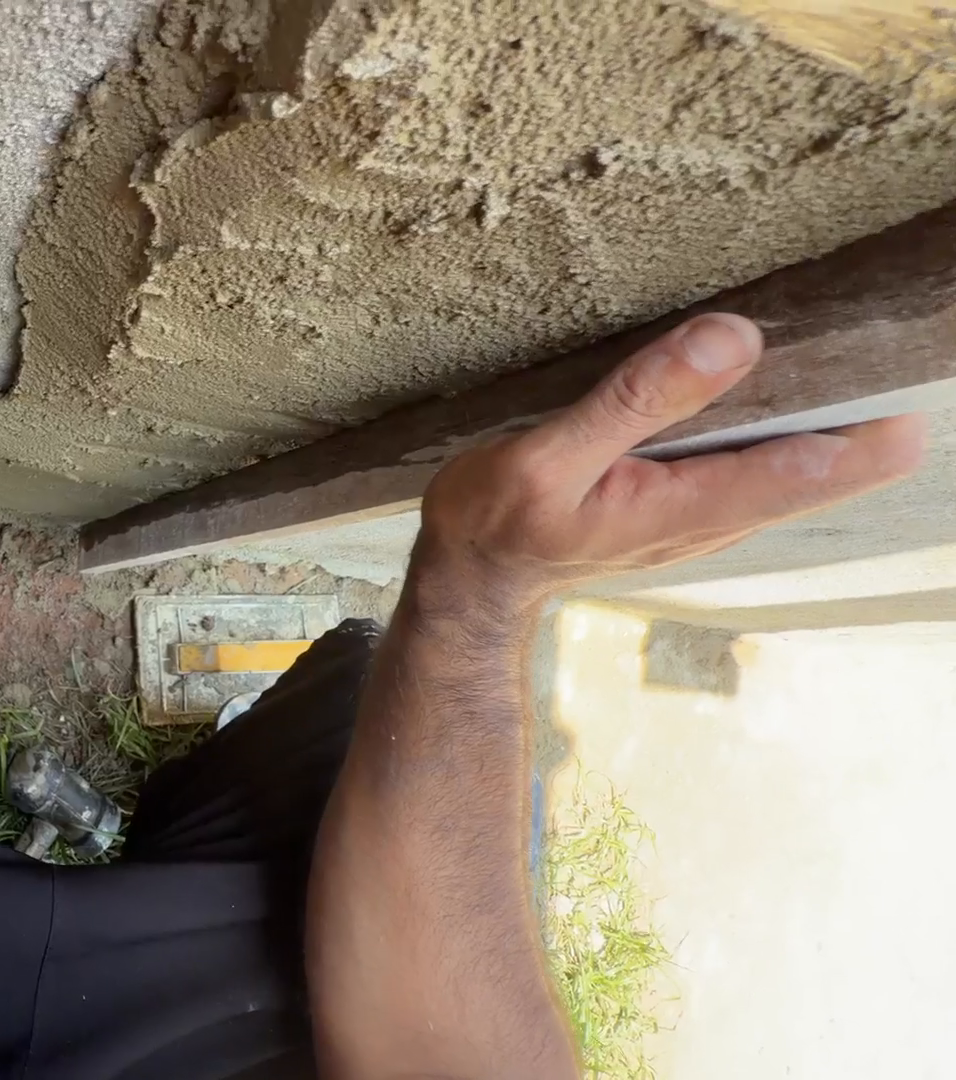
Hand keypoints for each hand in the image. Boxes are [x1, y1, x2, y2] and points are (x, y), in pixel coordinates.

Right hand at [414, 313, 927, 606]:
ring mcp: (708, 511)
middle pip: (846, 449)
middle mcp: (724, 513)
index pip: (855, 457)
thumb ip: (632, 405)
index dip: (884, 394)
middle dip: (844, 382)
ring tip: (748, 344)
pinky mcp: (683, 502)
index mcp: (698, 505)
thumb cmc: (492, 520)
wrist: (469, 570)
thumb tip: (733, 338)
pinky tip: (708, 384)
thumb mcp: (541, 460)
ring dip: (799, 396)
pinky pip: (755, 453)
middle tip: (801, 317)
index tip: (861, 332)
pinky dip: (757, 413)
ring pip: (802, 449)